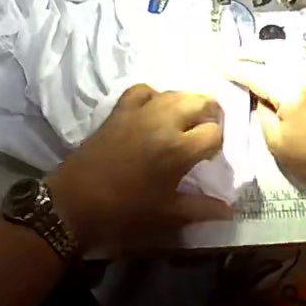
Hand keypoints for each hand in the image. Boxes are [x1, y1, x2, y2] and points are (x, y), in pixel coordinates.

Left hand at [45, 85, 234, 254]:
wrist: (75, 202)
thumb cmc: (124, 211)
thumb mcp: (167, 214)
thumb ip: (201, 209)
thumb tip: (229, 210)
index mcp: (179, 148)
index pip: (214, 132)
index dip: (217, 143)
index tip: (209, 157)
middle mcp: (164, 122)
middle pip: (200, 100)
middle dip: (210, 114)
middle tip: (205, 132)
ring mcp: (140, 112)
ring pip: (174, 93)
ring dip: (186, 103)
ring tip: (185, 121)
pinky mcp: (119, 110)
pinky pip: (144, 90)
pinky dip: (155, 96)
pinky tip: (155, 110)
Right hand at [225, 45, 305, 203]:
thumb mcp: (277, 142)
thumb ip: (263, 112)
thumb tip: (258, 95)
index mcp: (292, 92)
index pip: (256, 73)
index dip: (237, 70)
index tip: (223, 70)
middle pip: (275, 52)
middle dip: (252, 52)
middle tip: (235, 55)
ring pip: (295, 48)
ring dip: (273, 48)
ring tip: (257, 52)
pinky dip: (295, 52)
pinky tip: (286, 57)